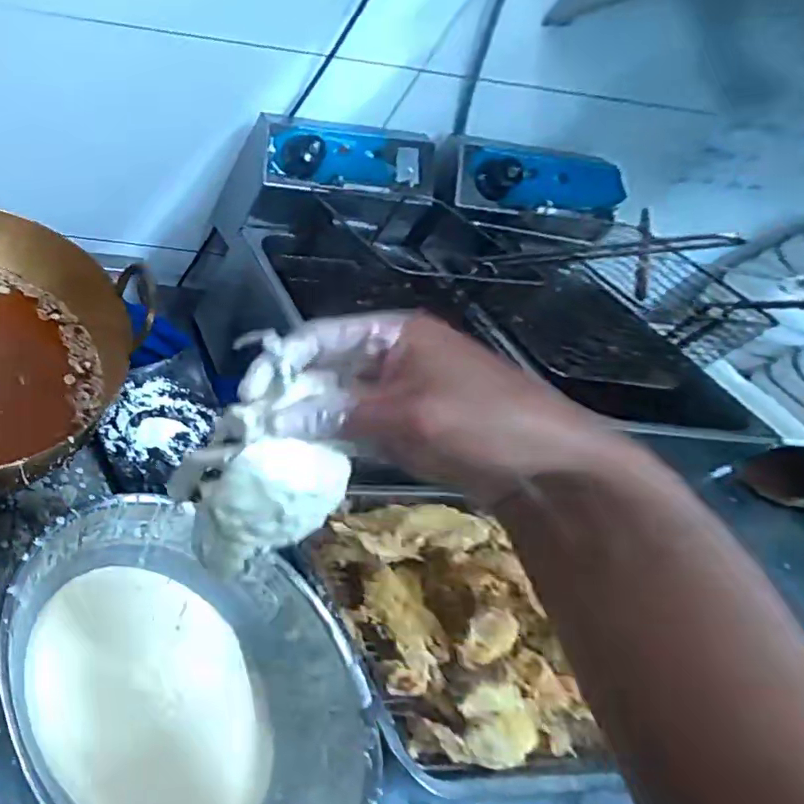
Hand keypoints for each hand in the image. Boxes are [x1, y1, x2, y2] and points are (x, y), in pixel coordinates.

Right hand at [259, 312, 645, 503]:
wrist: (552, 470)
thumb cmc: (484, 424)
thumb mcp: (408, 415)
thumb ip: (339, 413)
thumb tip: (277, 419)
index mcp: (393, 333)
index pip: (320, 337)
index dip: (281, 361)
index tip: (250, 393)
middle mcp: (390, 354)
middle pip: (323, 367)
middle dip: (287, 391)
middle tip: (252, 421)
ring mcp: (398, 390)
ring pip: (335, 397)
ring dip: (304, 415)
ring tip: (267, 438)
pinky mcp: (404, 423)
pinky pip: (354, 423)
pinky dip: (329, 434)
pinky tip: (304, 450)